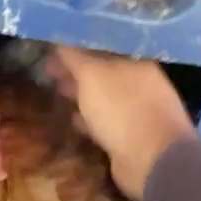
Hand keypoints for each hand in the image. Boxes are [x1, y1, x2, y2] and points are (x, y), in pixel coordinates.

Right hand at [48, 46, 197, 200]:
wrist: (151, 160)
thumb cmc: (122, 109)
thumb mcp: (92, 76)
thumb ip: (75, 58)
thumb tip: (59, 41)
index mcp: (135, 62)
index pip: (101, 48)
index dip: (76, 48)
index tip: (52, 51)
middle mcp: (140, 83)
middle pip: (102, 73)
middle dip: (76, 72)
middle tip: (48, 72)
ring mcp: (137, 112)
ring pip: (103, 98)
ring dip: (81, 96)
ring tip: (57, 92)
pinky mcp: (130, 138)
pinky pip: (105, 122)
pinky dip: (89, 120)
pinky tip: (73, 120)